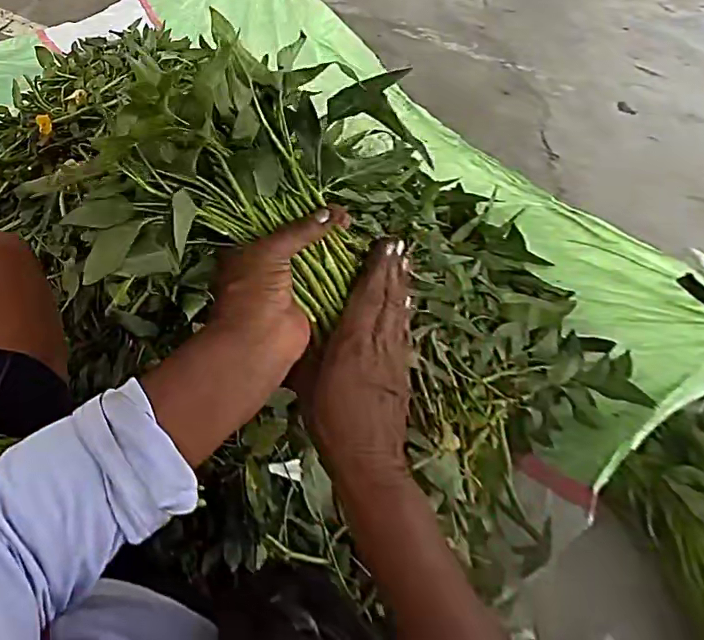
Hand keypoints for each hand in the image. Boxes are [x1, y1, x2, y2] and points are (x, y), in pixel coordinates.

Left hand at [210, 206, 349, 363]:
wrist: (259, 341)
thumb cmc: (252, 290)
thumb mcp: (270, 251)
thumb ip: (298, 231)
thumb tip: (330, 212)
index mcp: (245, 251)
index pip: (274, 225)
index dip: (298, 214)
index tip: (325, 205)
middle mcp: (264, 268)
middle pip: (296, 244)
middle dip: (317, 232)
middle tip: (345, 218)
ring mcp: (286, 287)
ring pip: (312, 263)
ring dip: (331, 252)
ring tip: (355, 232)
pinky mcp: (306, 305)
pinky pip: (325, 285)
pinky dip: (340, 275)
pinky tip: (360, 259)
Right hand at [305, 235, 412, 481]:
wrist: (369, 460)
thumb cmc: (331, 419)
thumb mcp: (308, 380)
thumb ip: (306, 348)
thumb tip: (297, 323)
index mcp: (354, 342)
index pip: (368, 296)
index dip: (377, 268)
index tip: (384, 243)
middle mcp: (379, 344)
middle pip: (389, 299)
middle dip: (394, 268)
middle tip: (399, 243)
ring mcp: (395, 358)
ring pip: (400, 313)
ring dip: (402, 285)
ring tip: (406, 263)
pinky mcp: (402, 372)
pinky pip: (404, 331)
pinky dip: (404, 310)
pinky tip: (406, 303)